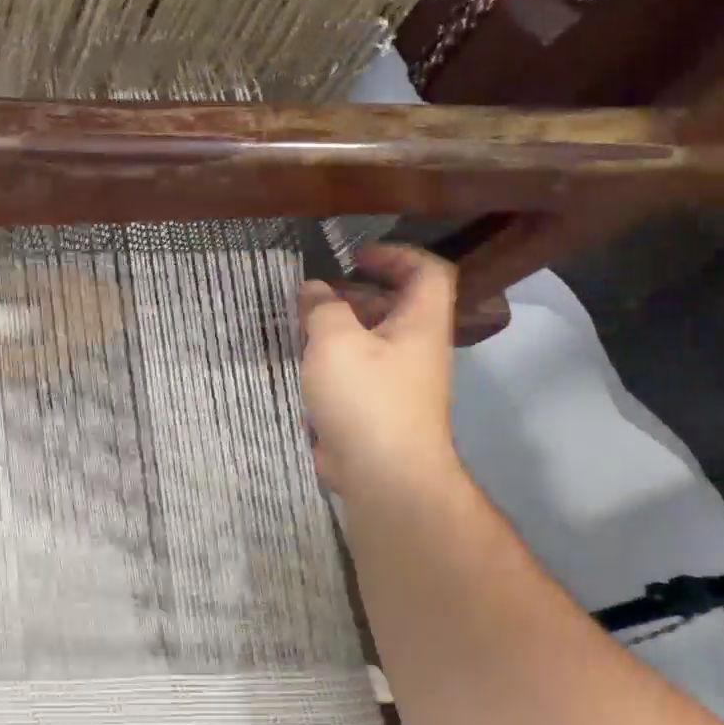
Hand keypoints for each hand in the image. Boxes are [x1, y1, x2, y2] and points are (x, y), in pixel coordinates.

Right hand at [298, 245, 464, 498]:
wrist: (384, 469)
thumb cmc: (365, 397)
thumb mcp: (335, 343)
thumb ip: (323, 310)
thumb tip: (314, 289)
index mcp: (420, 323)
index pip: (426, 272)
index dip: (395, 255)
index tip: (354, 255)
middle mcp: (416, 346)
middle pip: (394, 306)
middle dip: (353, 294)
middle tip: (312, 296)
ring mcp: (397, 378)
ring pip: (370, 339)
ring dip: (337, 328)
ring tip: (297, 329)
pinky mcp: (376, 405)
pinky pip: (355, 369)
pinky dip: (330, 360)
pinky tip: (301, 367)